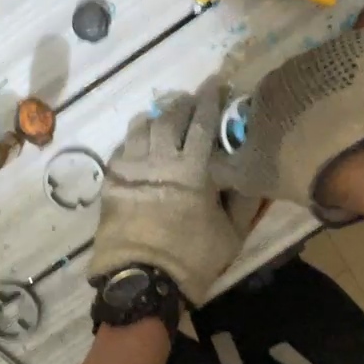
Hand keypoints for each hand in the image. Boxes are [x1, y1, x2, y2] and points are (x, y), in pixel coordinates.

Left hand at [90, 97, 242, 303]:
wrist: (142, 280)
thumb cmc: (193, 259)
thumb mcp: (232, 233)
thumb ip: (244, 200)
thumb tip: (251, 173)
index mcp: (194, 167)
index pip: (203, 120)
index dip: (211, 98)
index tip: (217, 83)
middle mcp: (160, 158)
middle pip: (170, 117)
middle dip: (183, 103)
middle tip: (192, 100)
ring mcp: (132, 168)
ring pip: (142, 127)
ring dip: (156, 117)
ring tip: (164, 117)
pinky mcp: (112, 182)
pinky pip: (122, 148)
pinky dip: (134, 139)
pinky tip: (140, 143)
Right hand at [209, 30, 363, 211]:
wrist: (357, 154)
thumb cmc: (299, 167)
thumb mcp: (249, 177)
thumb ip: (225, 165)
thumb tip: (211, 161)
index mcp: (265, 90)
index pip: (272, 100)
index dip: (287, 121)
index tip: (301, 143)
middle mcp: (294, 64)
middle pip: (305, 81)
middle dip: (317, 103)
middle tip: (334, 135)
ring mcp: (334, 52)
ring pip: (340, 69)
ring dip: (348, 89)